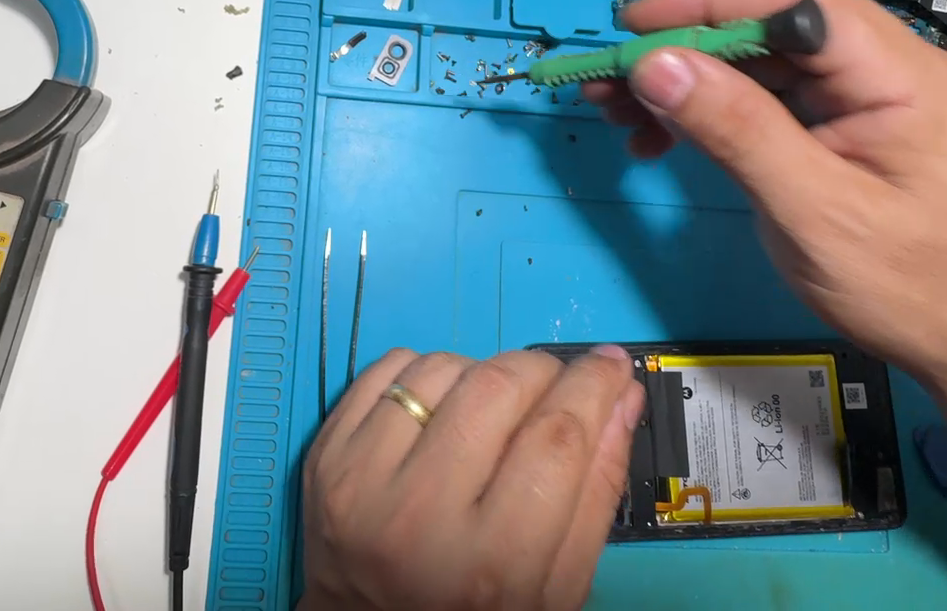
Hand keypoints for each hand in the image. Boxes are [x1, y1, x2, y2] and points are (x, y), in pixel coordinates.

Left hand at [299, 346, 642, 610]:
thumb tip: (619, 393)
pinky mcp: (327, 447)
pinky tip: (438, 407)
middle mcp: (420, 515)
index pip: (555, 440)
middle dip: (539, 370)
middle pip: (496, 389)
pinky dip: (427, 370)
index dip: (592, 387)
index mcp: (492, 564)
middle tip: (550, 383)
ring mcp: (361, 476)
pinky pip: (390, 366)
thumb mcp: (556, 584)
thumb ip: (595, 489)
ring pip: (443, 367)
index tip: (609, 363)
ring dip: (480, 372)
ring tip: (488, 410)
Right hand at [582, 0, 946, 393]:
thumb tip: (656, 63)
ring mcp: (869, 99)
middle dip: (683, 50)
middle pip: (772, 32)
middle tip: (611, 78)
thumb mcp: (813, 212)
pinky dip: (709, 113)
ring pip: (760, 66)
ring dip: (686, 83)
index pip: (800, 6)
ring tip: (620, 111)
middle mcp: (893, 71)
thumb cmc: (909, 290)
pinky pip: (767, 101)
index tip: (633, 26)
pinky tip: (661, 137)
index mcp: (908, 79)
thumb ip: (736, 129)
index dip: (709, 4)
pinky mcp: (846, 126)